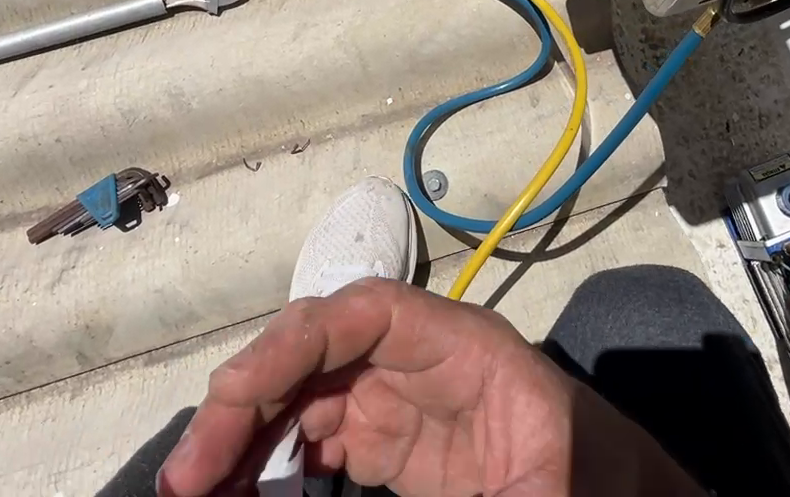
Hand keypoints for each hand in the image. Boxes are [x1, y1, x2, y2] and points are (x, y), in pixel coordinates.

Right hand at [156, 277, 705, 496]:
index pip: (364, 312)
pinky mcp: (387, 442)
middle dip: (249, 398)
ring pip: (303, 397)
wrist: (600, 483)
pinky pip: (313, 442)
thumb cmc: (581, 466)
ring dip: (248, 434)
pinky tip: (244, 492)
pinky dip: (271, 464)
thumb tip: (358, 455)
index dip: (296, 340)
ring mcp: (394, 398)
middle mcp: (412, 358)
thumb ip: (495, 483)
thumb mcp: (542, 482)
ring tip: (200, 488)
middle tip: (189, 475)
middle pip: (316, 353)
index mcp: (455, 343)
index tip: (235, 396)